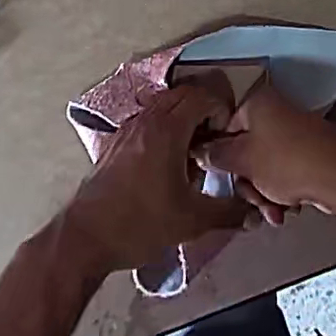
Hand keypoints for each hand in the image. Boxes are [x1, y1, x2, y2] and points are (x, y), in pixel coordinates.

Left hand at [55, 74, 253, 276]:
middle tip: (214, 135)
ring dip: (183, 116)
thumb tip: (254, 216)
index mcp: (167, 130)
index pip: (203, 97)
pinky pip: (147, 120)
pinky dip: (164, 126)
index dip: (221, 109)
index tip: (225, 134)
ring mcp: (127, 131)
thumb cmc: (139, 224)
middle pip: (183, 94)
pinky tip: (166, 160)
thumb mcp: (191, 221)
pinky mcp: (114, 144)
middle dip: (204, 108)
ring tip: (192, 148)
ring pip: (163, 106)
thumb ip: (228, 213)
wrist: (82, 242)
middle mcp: (147, 122)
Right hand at [198, 81, 335, 223]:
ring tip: (276, 211)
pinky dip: (282, 192)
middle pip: (245, 151)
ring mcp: (294, 132)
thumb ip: (216, 154)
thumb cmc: (286, 162)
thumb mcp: (242, 160)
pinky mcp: (309, 152)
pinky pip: (284, 172)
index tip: (219, 179)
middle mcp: (276, 112)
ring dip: (264, 194)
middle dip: (248, 184)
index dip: (218, 156)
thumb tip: (201, 150)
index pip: (223, 127)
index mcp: (258, 103)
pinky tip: (288, 209)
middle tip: (255, 200)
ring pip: (264, 167)